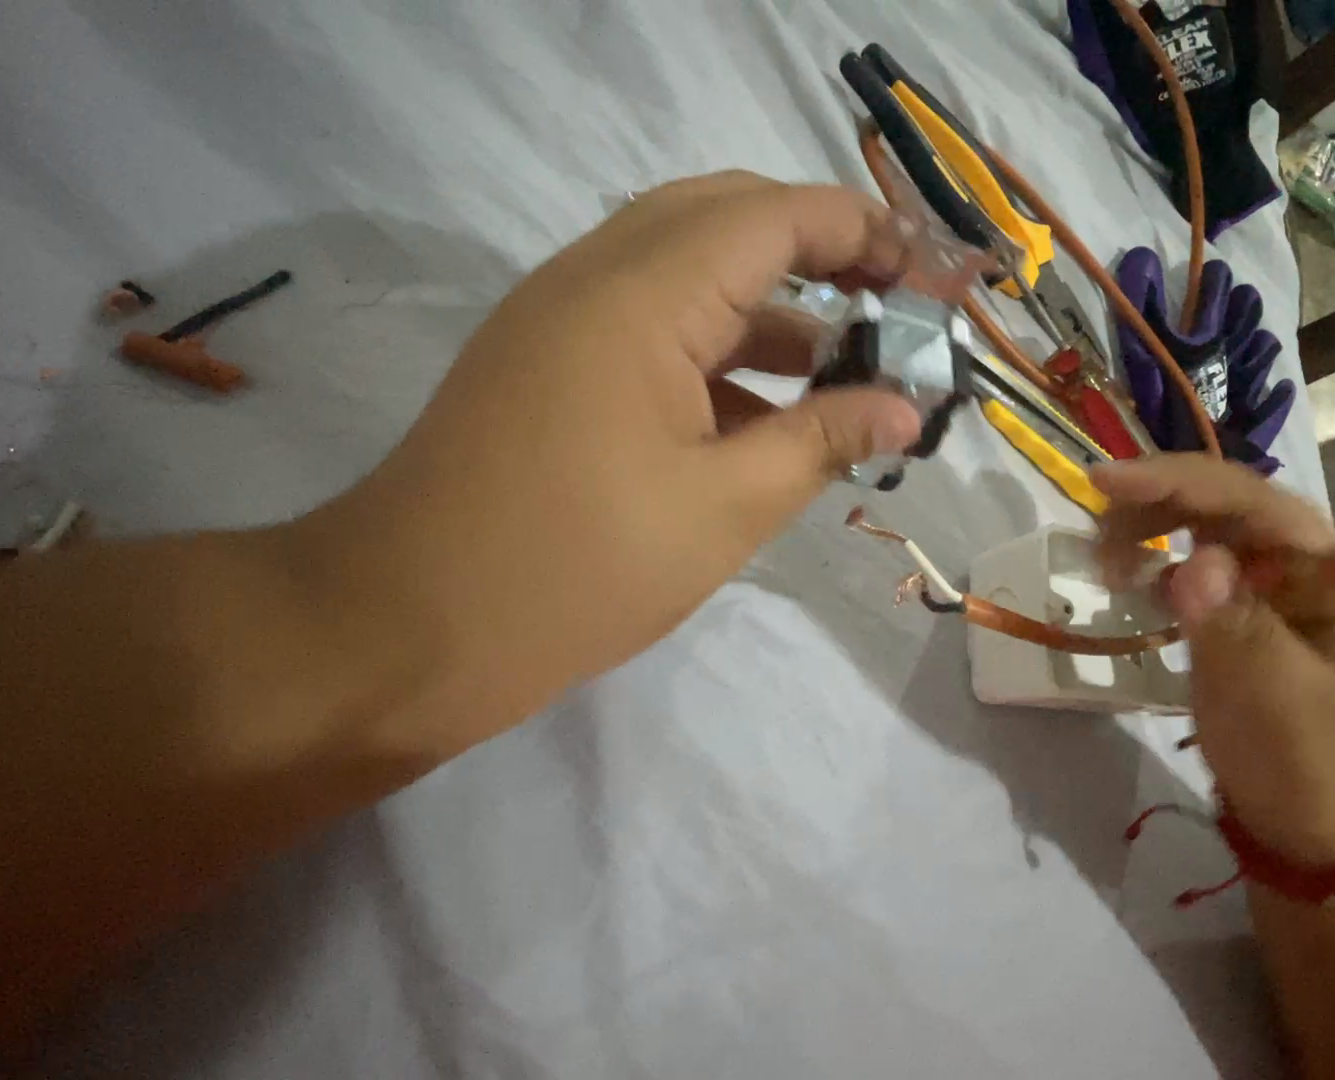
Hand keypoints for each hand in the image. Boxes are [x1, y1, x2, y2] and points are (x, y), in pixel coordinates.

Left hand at [302, 173, 921, 746]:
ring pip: (690, 272)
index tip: (928, 276)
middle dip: (820, 251)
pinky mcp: (551, 363)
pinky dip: (722, 350)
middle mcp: (595, 277)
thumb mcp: (726, 509)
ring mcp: (564, 318)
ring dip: (772, 307)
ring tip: (850, 367)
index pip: (773, 216)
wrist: (406, 628)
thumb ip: (824, 442)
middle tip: (892, 304)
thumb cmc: (578, 570)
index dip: (862, 230)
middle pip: (728, 219)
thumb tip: (906, 409)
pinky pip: (655, 325)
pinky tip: (772, 412)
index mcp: (641, 296)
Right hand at [1094, 456, 1334, 865]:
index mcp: (1332, 575)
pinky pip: (1189, 566)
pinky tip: (1124, 581)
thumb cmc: (1317, 770)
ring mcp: (1267, 590)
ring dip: (1148, 528)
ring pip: (1201, 528)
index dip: (1179, 482)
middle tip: (1094, 528)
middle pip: (1224, 504)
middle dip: (1156, 501)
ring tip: (1105, 563)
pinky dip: (1150, 563)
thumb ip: (1242, 632)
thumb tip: (1192, 562)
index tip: (1107, 481)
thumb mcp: (1285, 708)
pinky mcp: (1235, 615)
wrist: (1320, 835)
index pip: (1254, 503)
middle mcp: (1302, 567)